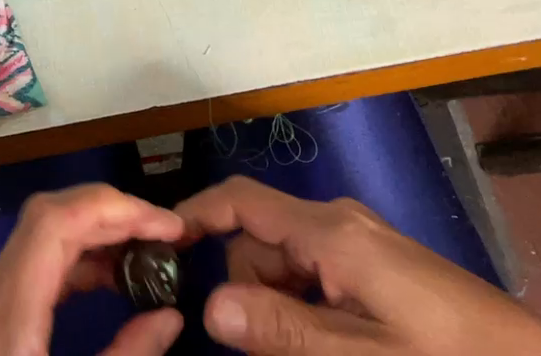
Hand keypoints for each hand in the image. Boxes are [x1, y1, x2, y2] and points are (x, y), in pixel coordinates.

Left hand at [0, 184, 186, 355]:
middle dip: (110, 214)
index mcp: (5, 316)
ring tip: (145, 254)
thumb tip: (169, 317)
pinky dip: (71, 262)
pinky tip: (105, 283)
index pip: (55, 221)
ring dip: (92, 235)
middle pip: (46, 219)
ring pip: (36, 239)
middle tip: (165, 233)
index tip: (167, 226)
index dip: (115, 208)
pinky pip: (28, 269)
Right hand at [176, 176, 540, 355]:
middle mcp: (341, 223)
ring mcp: (363, 244)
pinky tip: (333, 346)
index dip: (194, 216)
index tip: (159, 251)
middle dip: (248, 289)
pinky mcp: (381, 267)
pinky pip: (319, 278)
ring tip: (315, 355)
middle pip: (260, 240)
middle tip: (268, 349)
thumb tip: (209, 306)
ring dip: (281, 308)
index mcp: (331, 232)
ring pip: (288, 265)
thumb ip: (283, 332)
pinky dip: (310, 310)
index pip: (241, 200)